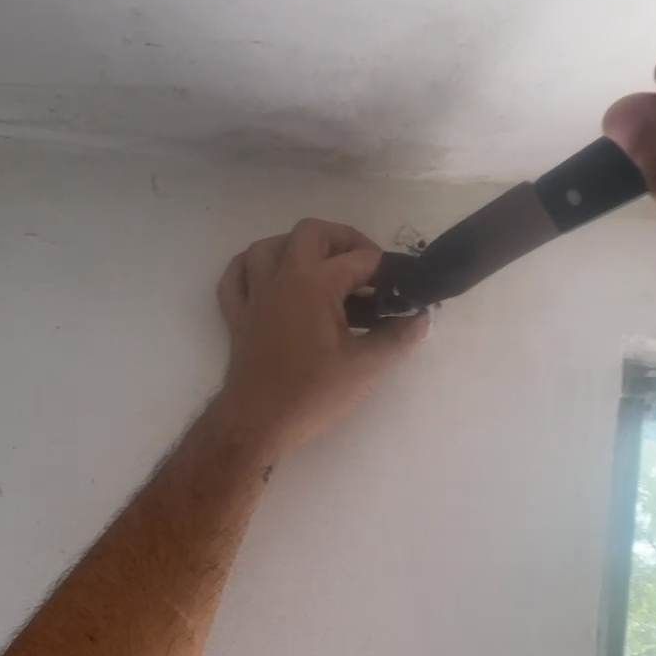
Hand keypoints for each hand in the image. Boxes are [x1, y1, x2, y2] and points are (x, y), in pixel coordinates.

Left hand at [209, 219, 428, 462]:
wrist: (258, 422)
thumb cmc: (312, 394)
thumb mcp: (365, 367)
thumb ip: (396, 338)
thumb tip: (420, 319)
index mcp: (316, 283)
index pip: (360, 260)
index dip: (386, 271)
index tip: (400, 289)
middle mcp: (282, 278)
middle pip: (311, 233)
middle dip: (343, 240)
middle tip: (364, 268)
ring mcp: (255, 296)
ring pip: (268, 248)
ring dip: (293, 247)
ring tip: (317, 268)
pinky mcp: (237, 317)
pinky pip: (236, 277)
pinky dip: (250, 269)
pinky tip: (267, 280)